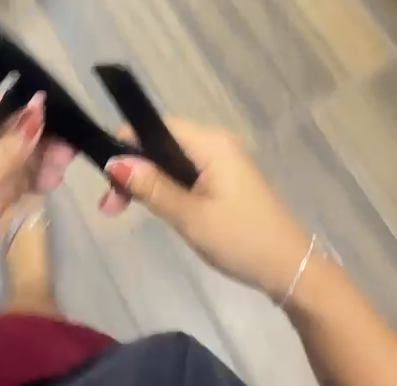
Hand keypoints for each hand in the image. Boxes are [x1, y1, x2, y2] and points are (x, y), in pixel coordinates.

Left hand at [0, 91, 75, 306]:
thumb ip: (7, 150)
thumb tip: (38, 108)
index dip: (22, 107)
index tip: (58, 109)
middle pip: (6, 134)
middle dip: (36, 138)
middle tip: (67, 150)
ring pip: (14, 159)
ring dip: (39, 160)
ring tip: (62, 170)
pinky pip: (14, 183)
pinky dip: (32, 181)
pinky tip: (51, 183)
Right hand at [101, 119, 313, 297]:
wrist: (291, 269)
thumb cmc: (241, 239)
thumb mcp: (191, 217)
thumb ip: (152, 188)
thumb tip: (113, 162)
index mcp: (209, 142)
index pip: (156, 126)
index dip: (126, 144)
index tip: (104, 177)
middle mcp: (215, 142)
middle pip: (160, 142)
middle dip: (132, 168)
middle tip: (109, 206)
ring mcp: (222, 160)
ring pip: (171, 158)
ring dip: (146, 180)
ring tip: (120, 209)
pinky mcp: (225, 178)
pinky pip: (185, 171)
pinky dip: (165, 186)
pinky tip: (153, 206)